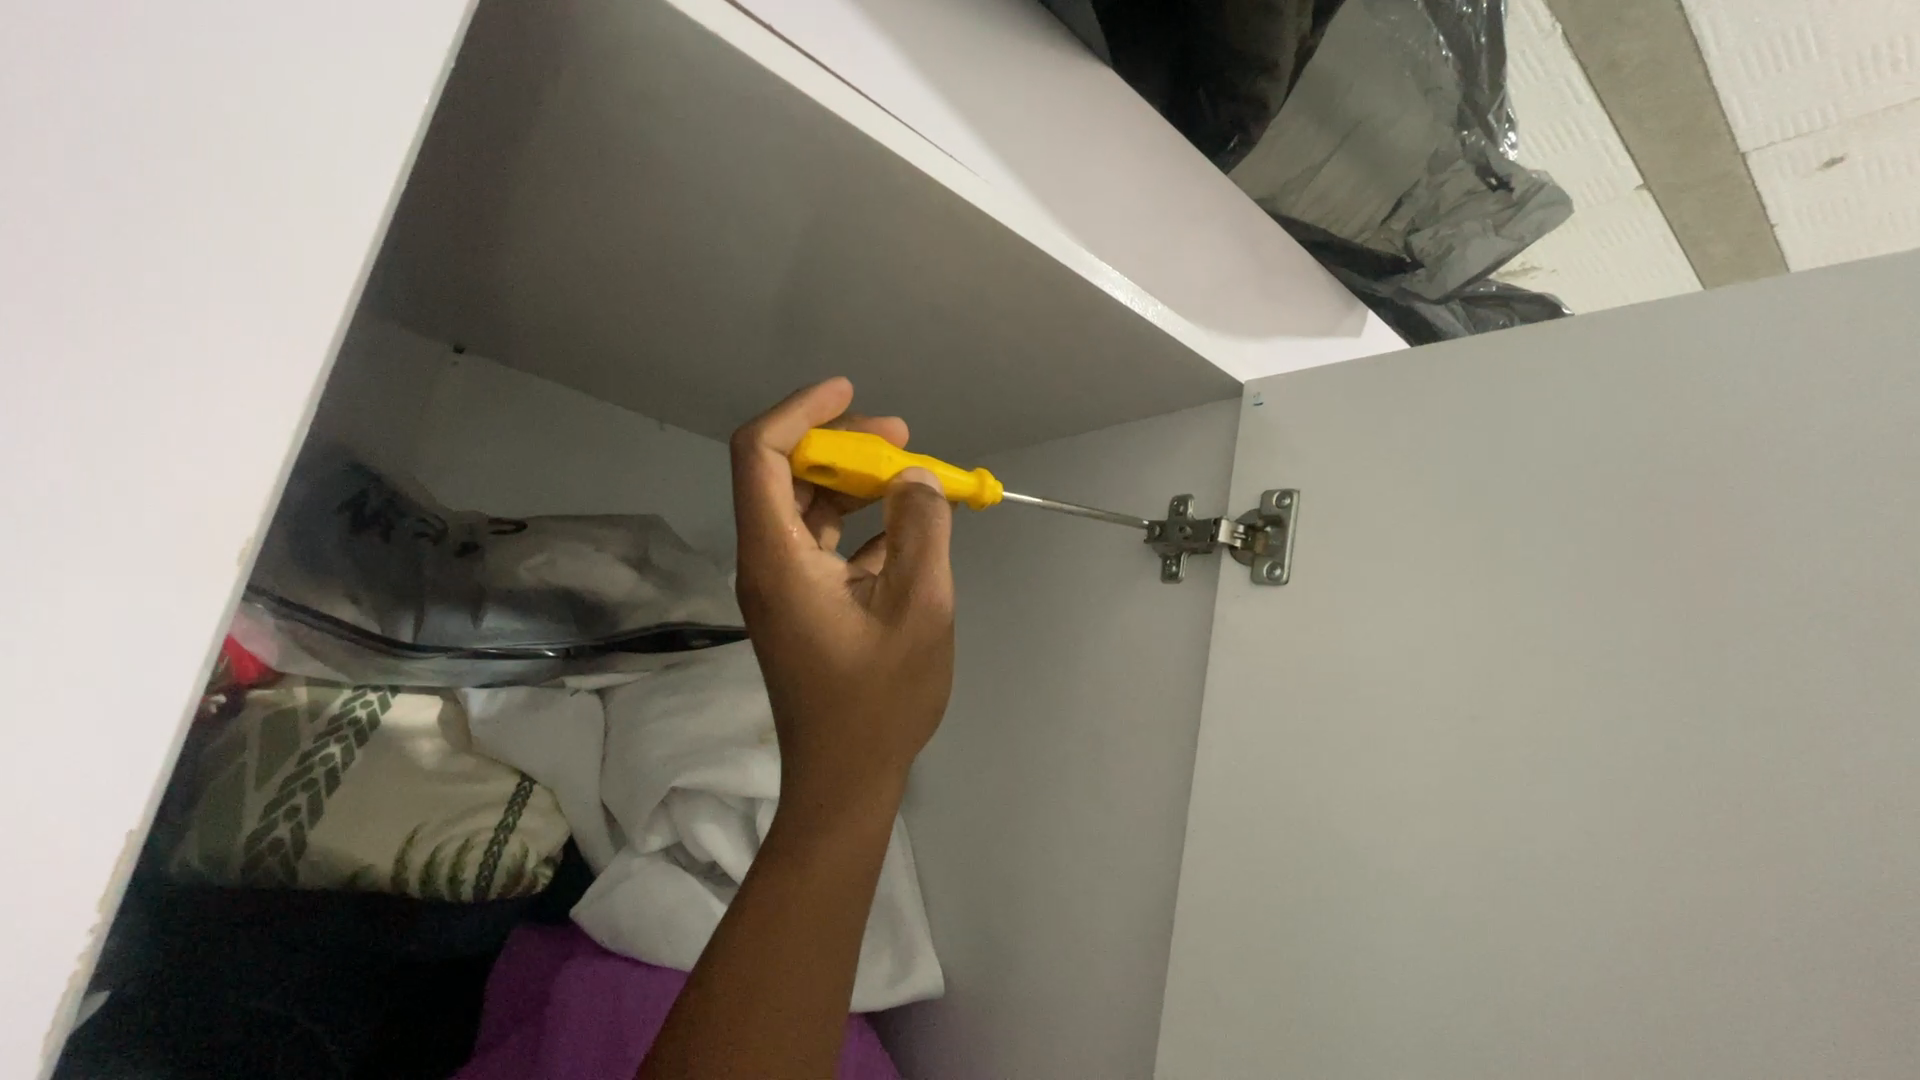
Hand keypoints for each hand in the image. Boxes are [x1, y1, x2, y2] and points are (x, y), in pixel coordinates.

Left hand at [731, 377, 955, 820]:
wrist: (846, 781)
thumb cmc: (880, 702)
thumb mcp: (920, 609)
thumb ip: (922, 531)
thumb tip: (915, 479)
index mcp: (777, 558)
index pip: (763, 455)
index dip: (802, 411)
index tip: (851, 393)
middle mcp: (767, 563)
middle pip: (786, 475)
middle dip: (842, 446)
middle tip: (902, 440)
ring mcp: (783, 587)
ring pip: (807, 509)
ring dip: (856, 484)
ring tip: (913, 475)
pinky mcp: (802, 607)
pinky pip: (823, 545)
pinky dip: (861, 526)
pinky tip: (908, 529)